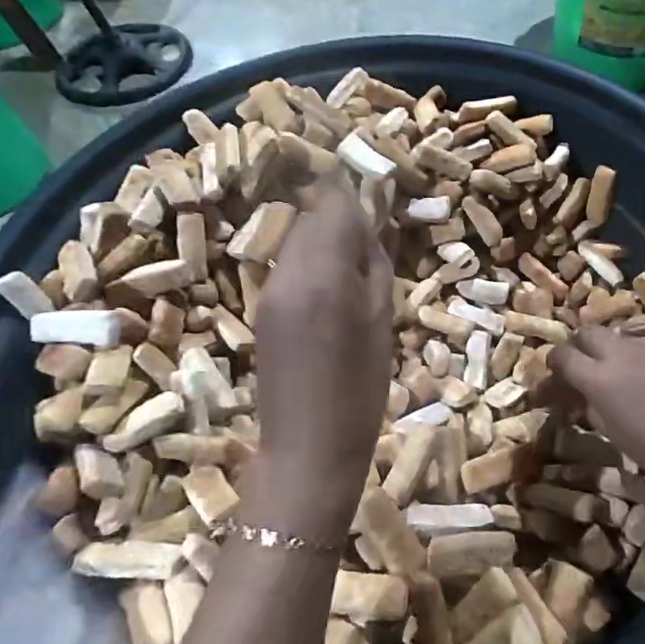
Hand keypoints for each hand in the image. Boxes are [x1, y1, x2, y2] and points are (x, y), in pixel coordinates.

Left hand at [251, 181, 392, 543]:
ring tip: (355, 274)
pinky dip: (311, 267)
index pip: (334, 204)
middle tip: (371, 244)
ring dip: (325, 242)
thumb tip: (375, 226)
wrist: (308, 447)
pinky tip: (332, 298)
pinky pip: (288, 268)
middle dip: (340, 217)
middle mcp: (288, 271)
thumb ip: (376, 267)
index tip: (378, 202)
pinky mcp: (261, 310)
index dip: (357, 196)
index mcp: (325, 273)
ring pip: (297, 241)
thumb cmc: (362, 391)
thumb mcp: (383, 323)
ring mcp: (268, 291)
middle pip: (311, 217)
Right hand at [546, 326, 644, 500]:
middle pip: (588, 332)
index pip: (563, 355)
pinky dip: (634, 357)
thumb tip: (578, 394)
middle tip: (581, 371)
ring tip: (615, 378)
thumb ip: (592, 405)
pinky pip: (643, 346)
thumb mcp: (615, 433)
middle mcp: (622, 353)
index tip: (553, 378)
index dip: (553, 364)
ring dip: (608, 351)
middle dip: (579, 347)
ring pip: (618, 337)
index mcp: (600, 378)